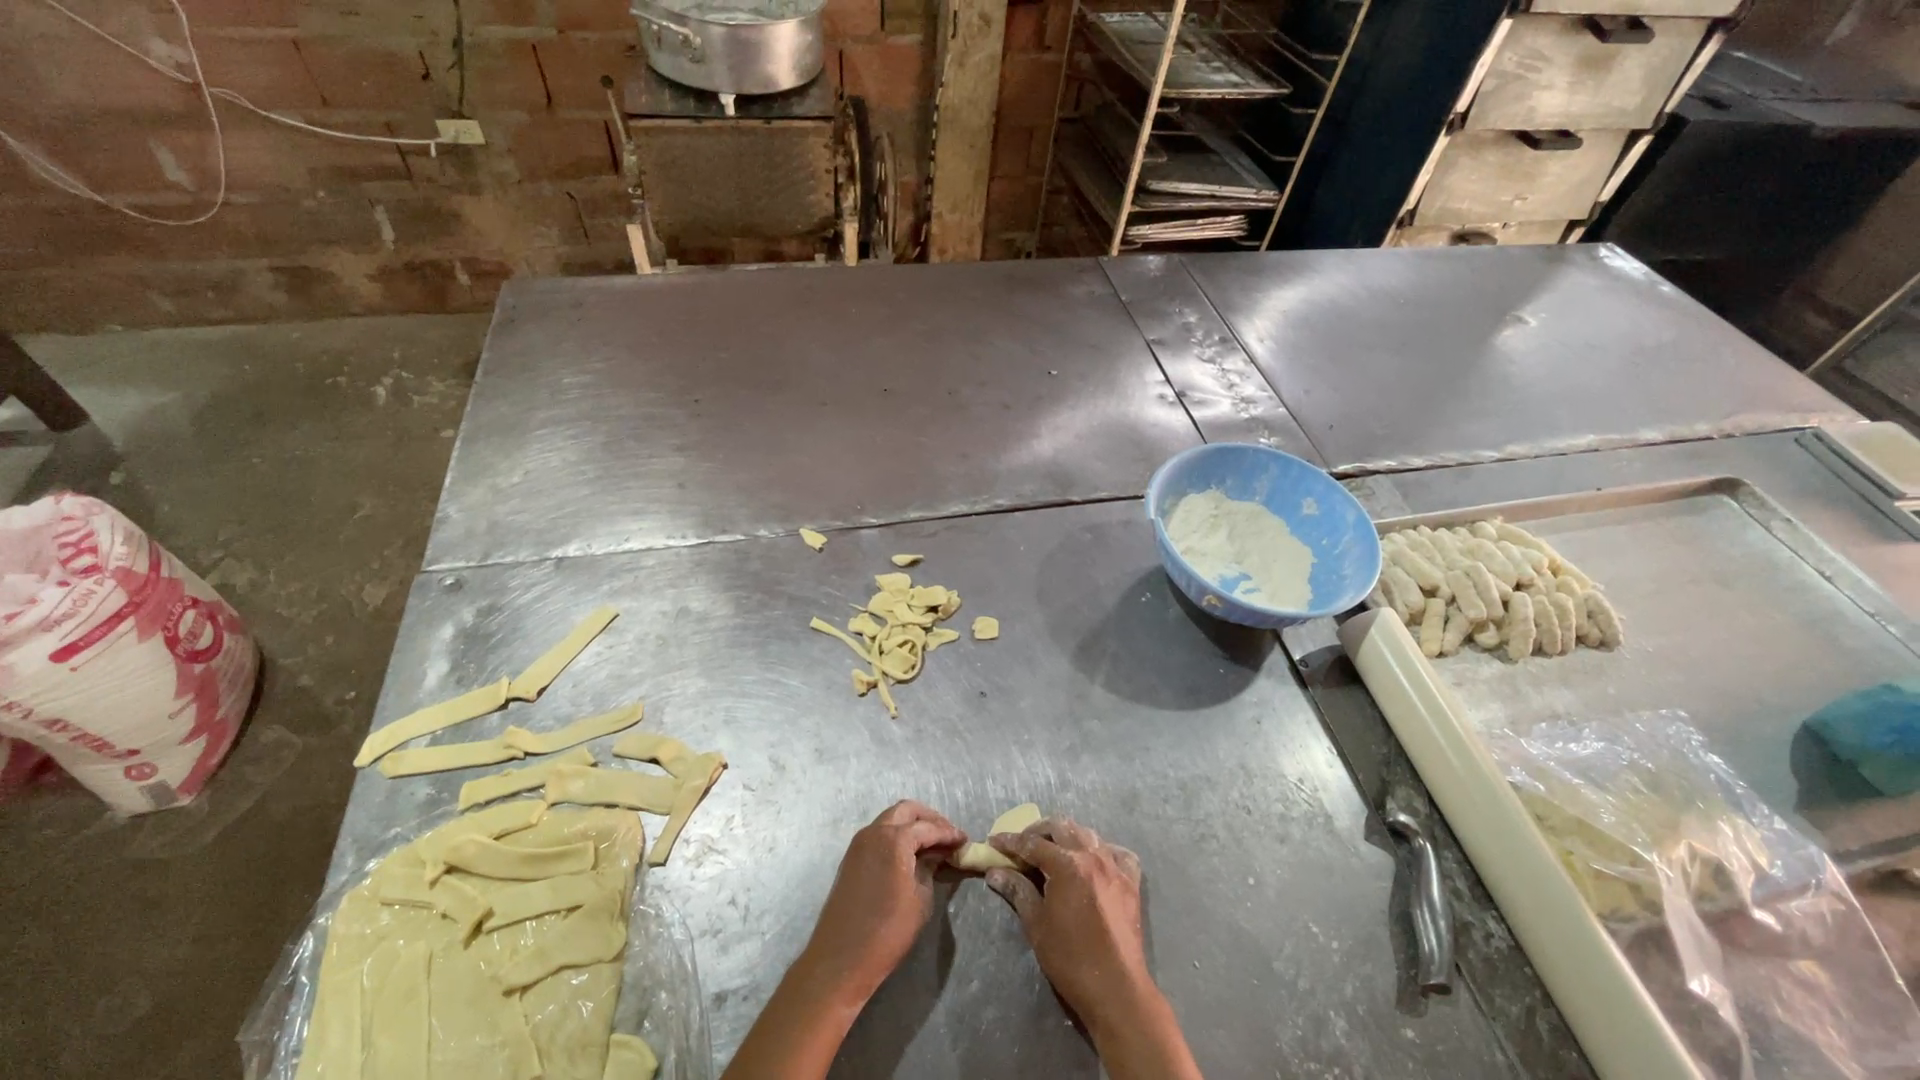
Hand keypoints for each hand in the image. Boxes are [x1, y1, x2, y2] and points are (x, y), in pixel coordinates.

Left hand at [801, 800, 965, 1002]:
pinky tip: (911, 855)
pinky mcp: (851, 858)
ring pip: (890, 820)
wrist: (842, 957)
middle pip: (905, 811)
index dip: (949, 833)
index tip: (965, 840)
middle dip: (929, 819)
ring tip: (933, 845)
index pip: (928, 827)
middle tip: (948, 836)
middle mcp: (873, 833)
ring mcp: (858, 844)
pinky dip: (897, 837)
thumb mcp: (921, 898)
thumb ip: (930, 868)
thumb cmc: (888, 931)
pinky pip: (878, 835)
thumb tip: (937, 854)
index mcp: (893, 839)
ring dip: (911, 826)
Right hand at [985, 817, 1149, 1025]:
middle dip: (1038, 831)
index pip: (1032, 844)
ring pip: (1088, 835)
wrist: (1115, 987)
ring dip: (1067, 836)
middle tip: (1021, 845)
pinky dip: (1102, 850)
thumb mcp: (1036, 924)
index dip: (1009, 841)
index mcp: (1067, 865)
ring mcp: (1115, 867)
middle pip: (1062, 828)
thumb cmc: (1069, 958)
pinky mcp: (1131, 882)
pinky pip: (1118, 853)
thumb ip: (1017, 891)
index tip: (993, 841)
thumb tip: (995, 872)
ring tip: (1052, 850)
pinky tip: (1093, 860)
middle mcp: (1093, 856)